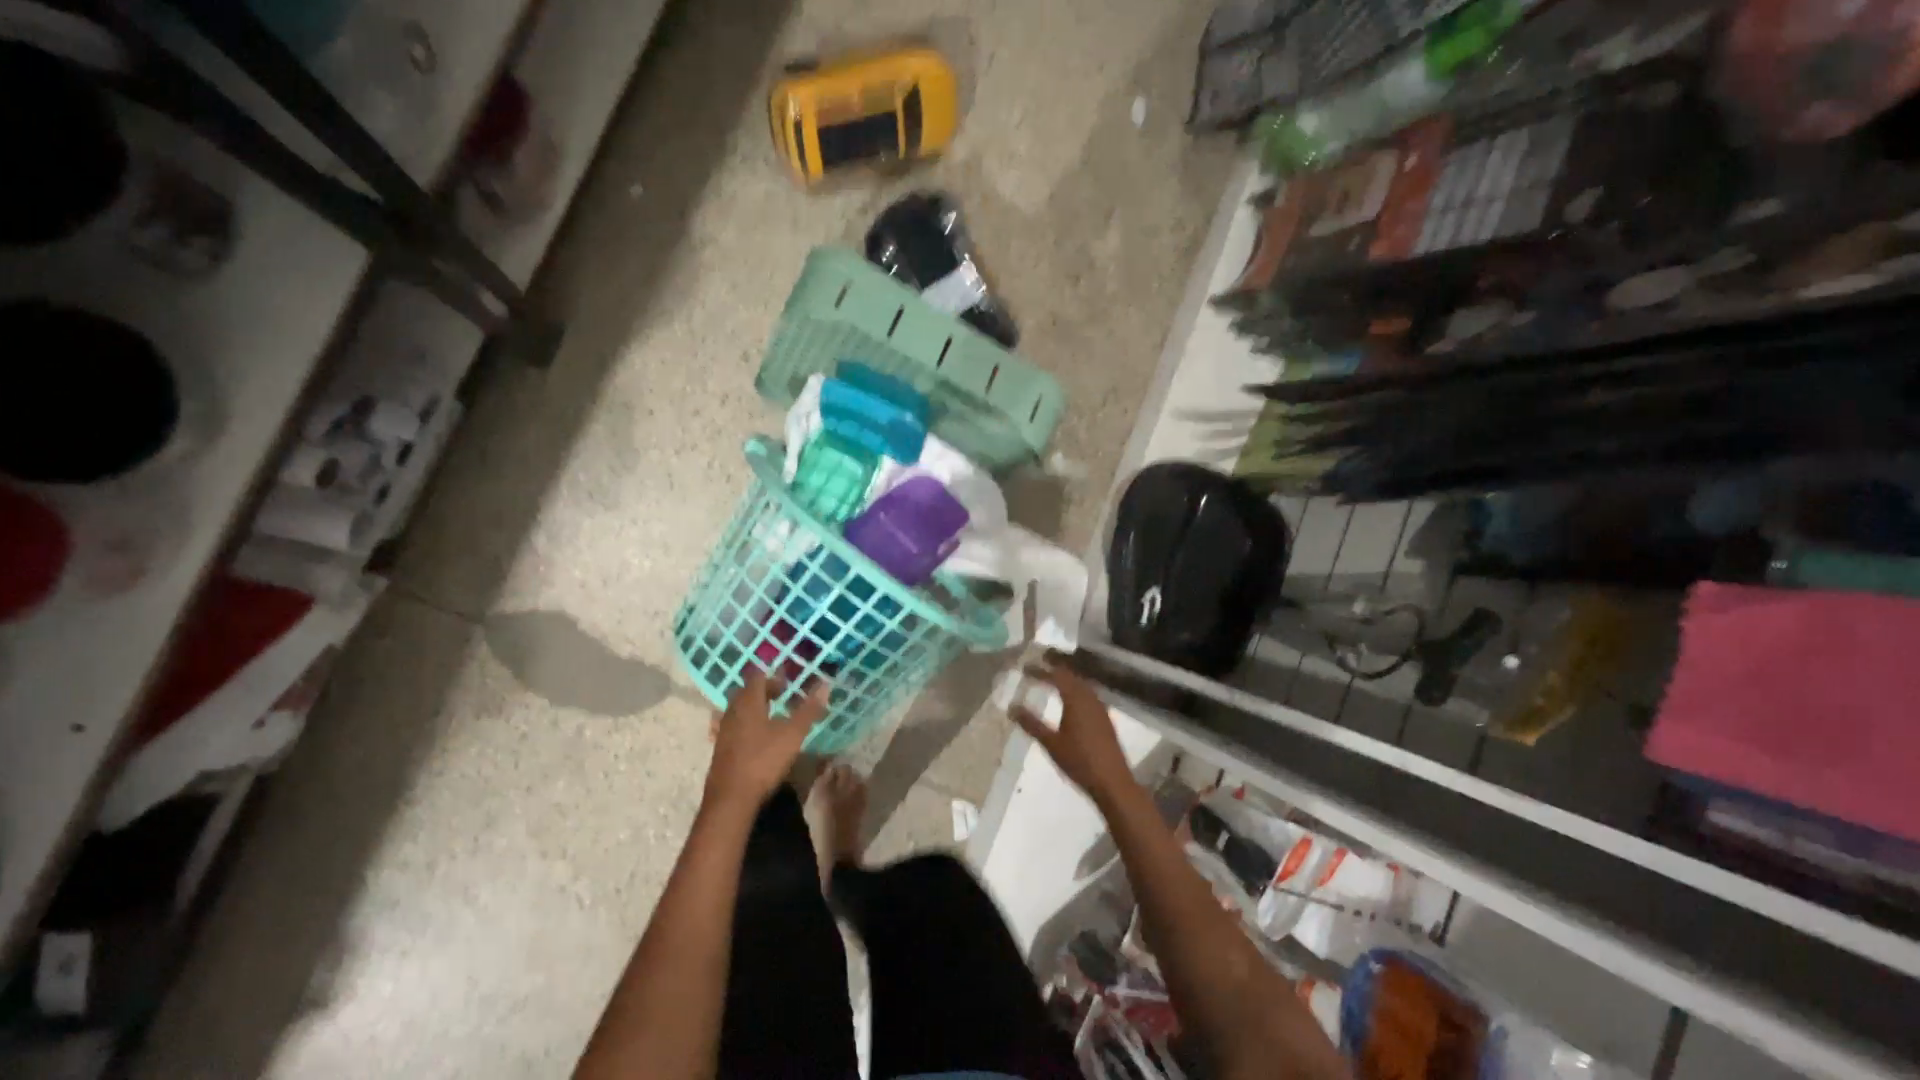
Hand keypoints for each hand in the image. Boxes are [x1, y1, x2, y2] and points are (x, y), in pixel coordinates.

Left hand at [705, 671, 827, 811]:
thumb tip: (824, 685)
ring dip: (756, 709)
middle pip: (746, 693)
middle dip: (764, 692)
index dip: (773, 677)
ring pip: (739, 710)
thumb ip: (808, 710)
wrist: (731, 797)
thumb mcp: (792, 734)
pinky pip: (735, 726)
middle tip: (783, 697)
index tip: (788, 683)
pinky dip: (748, 725)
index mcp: (748, 703)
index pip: (757, 678)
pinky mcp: (721, 748)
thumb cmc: (763, 760)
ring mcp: (724, 731)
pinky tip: (760, 739)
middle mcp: (732, 712)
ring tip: (774, 717)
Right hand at [1009, 653, 1137, 806]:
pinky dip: (1076, 691)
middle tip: (1038, 666)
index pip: (1057, 676)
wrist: (1112, 782)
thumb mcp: (1051, 743)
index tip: (1025, 667)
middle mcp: (1091, 698)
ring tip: (1052, 680)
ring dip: (1067, 680)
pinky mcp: (1105, 720)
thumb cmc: (1079, 761)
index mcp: (1076, 699)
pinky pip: (1088, 696)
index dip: (1041, 670)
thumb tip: (1012, 707)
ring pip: (1082, 686)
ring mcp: (1101, 709)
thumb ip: (1032, 724)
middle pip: (1072, 676)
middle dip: (1055, 670)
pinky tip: (1071, 702)